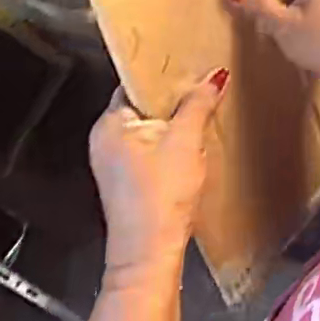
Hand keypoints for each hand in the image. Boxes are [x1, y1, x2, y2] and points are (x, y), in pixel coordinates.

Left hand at [88, 71, 227, 279]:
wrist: (150, 256)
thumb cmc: (160, 196)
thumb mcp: (186, 139)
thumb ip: (199, 102)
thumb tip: (214, 76)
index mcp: (109, 123)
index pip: (135, 82)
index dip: (162, 73)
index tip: (186, 64)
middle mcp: (105, 141)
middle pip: (143, 106)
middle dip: (171, 100)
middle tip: (199, 88)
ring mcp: (114, 164)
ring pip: (148, 130)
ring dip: (173, 125)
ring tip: (199, 116)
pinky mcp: (127, 184)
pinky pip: (149, 151)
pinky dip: (168, 146)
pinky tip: (189, 149)